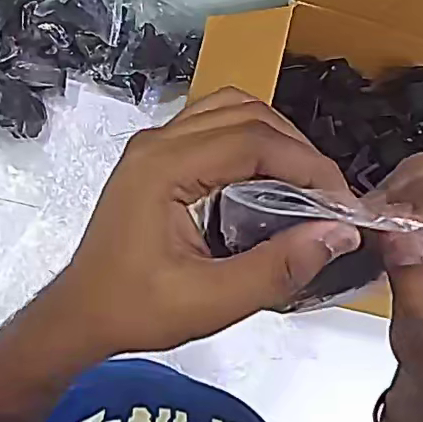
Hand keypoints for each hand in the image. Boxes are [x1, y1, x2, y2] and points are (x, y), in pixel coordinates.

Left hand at [36, 88, 361, 359]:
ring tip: (305, 181)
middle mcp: (158, 143)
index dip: (308, 164)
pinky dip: (252, 137)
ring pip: (233, 108)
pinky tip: (269, 174)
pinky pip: (216, 122)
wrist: (83, 313)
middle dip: (298, 149)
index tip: (339, 200)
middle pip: (247, 114)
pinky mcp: (159, 155)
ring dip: (277, 136)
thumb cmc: (135, 309)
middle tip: (328, 195)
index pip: (254, 140)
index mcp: (163, 168)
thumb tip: (337, 234)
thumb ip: (278, 268)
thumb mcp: (212, 301)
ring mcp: (155, 144)